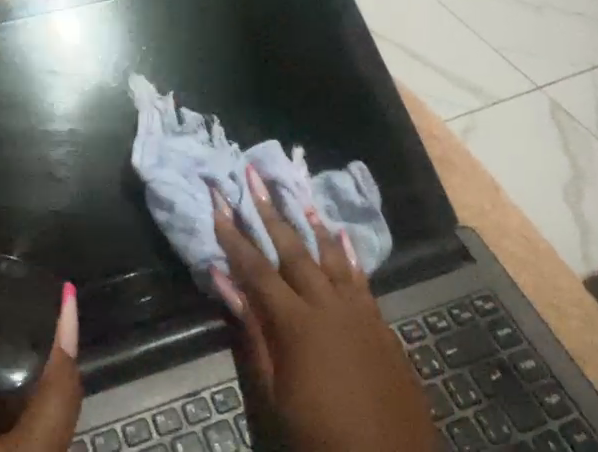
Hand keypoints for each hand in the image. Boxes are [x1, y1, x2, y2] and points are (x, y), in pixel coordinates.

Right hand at [209, 166, 439, 451]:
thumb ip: (251, 331)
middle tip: (253, 172)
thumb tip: (222, 280)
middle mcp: (327, 305)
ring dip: (310, 222)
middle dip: (269, 210)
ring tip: (294, 192)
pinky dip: (349, 253)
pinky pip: (361, 277)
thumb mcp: (274, 392)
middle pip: (292, 249)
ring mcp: (359, 311)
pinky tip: (341, 234)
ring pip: (330, 255)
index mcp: (295, 323)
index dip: (233, 233)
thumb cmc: (320, 433)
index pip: (255, 268)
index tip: (217, 199)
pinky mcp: (381, 324)